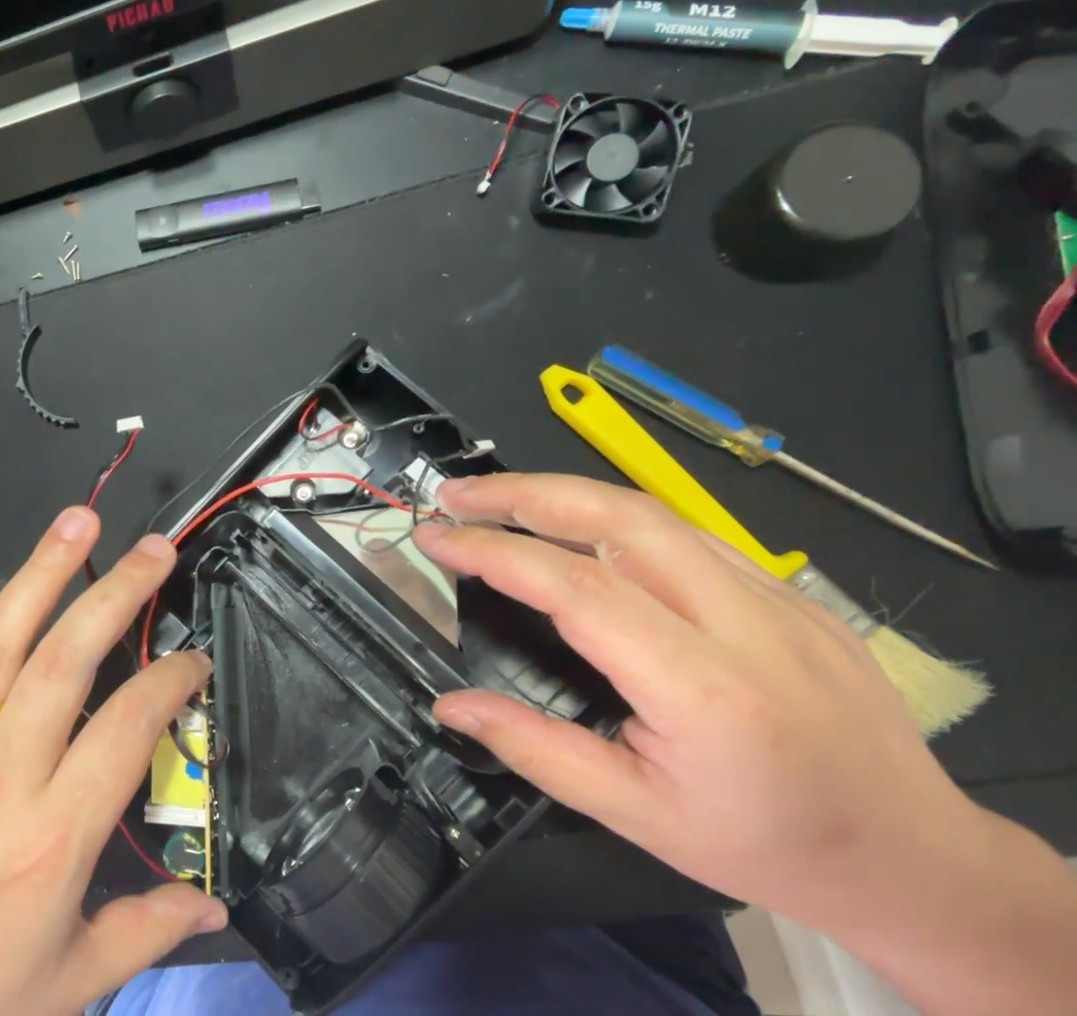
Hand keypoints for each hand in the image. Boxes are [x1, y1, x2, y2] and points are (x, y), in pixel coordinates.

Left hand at [0, 508, 223, 1015]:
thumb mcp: (67, 984)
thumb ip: (145, 932)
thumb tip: (213, 909)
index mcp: (55, 836)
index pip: (129, 729)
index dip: (172, 683)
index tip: (194, 662)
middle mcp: (3, 777)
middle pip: (66, 662)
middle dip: (117, 595)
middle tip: (155, 548)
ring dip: (40, 576)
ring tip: (77, 523)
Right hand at [411, 473, 977, 928]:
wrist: (910, 854)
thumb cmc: (763, 844)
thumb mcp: (636, 814)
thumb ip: (536, 750)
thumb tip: (452, 705)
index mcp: (704, 689)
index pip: (579, 589)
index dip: (496, 552)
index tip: (437, 538)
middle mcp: (746, 624)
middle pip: (621, 520)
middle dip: (524, 493)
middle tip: (455, 494)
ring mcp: (780, 598)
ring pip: (657, 514)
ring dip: (565, 495)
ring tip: (500, 499)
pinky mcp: (794, 592)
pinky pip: (692, 535)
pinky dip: (617, 520)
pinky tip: (580, 532)